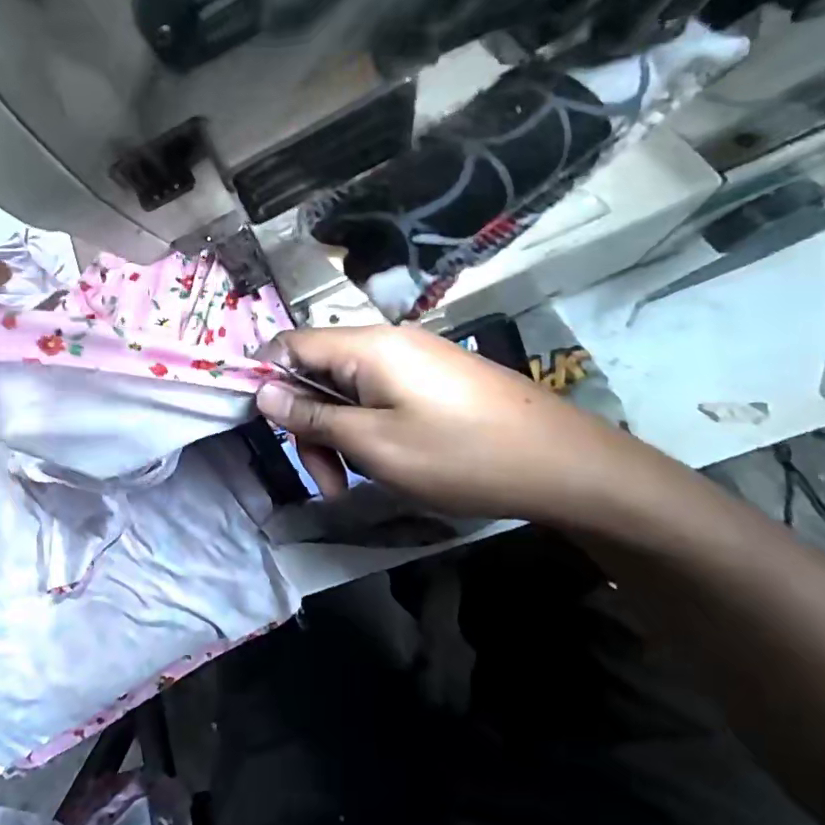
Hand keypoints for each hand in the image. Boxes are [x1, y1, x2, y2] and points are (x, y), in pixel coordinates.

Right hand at [256, 326, 663, 525]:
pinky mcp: (436, 379)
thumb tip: (262, 391)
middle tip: (328, 482)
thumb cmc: (459, 454)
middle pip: (320, 371)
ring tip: (357, 483)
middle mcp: (387, 341)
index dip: (267, 380)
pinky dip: (371, 429)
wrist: (562, 462)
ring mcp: (416, 359)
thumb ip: (312, 416)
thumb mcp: (374, 444)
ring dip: (341, 435)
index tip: (268, 430)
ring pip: (351, 389)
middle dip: (311, 425)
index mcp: (366, 345)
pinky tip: (389, 463)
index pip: (291, 343)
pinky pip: (382, 396)